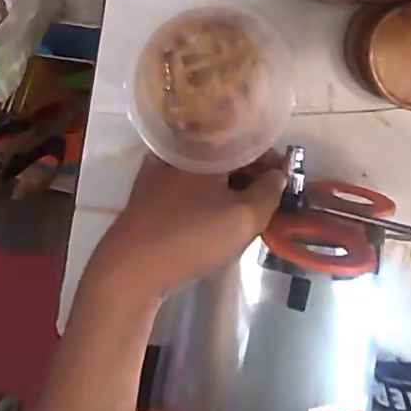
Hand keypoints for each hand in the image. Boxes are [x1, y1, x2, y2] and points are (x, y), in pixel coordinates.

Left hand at [85, 154, 287, 308]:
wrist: (130, 267)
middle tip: (262, 201)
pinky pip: (184, 183)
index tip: (280, 182)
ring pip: (203, 169)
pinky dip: (201, 193)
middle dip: (247, 173)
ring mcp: (158, 169)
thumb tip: (279, 173)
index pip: (245, 143)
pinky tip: (207, 215)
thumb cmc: (191, 237)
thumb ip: (268, 192)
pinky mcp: (146, 191)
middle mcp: (181, 151)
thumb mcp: (243, 218)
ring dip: (224, 184)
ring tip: (238, 211)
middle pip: (223, 154)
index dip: (268, 160)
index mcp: (205, 149)